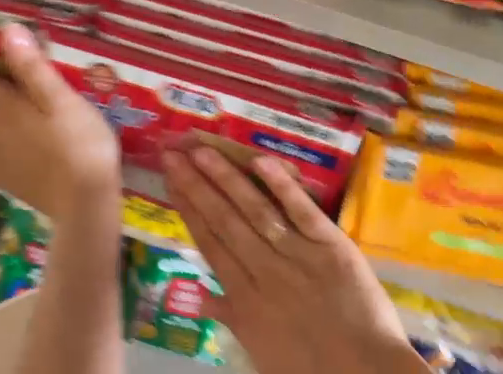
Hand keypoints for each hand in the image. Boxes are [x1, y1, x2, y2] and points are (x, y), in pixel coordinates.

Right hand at [163, 147, 423, 373]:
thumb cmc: (311, 365)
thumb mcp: (261, 348)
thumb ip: (232, 316)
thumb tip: (198, 298)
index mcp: (246, 298)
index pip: (210, 243)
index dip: (189, 209)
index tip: (171, 179)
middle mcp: (265, 270)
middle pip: (225, 221)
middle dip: (197, 185)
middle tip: (174, 152)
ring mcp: (298, 255)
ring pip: (256, 211)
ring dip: (227, 178)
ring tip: (203, 151)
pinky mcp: (331, 245)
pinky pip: (303, 212)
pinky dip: (282, 187)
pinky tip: (261, 162)